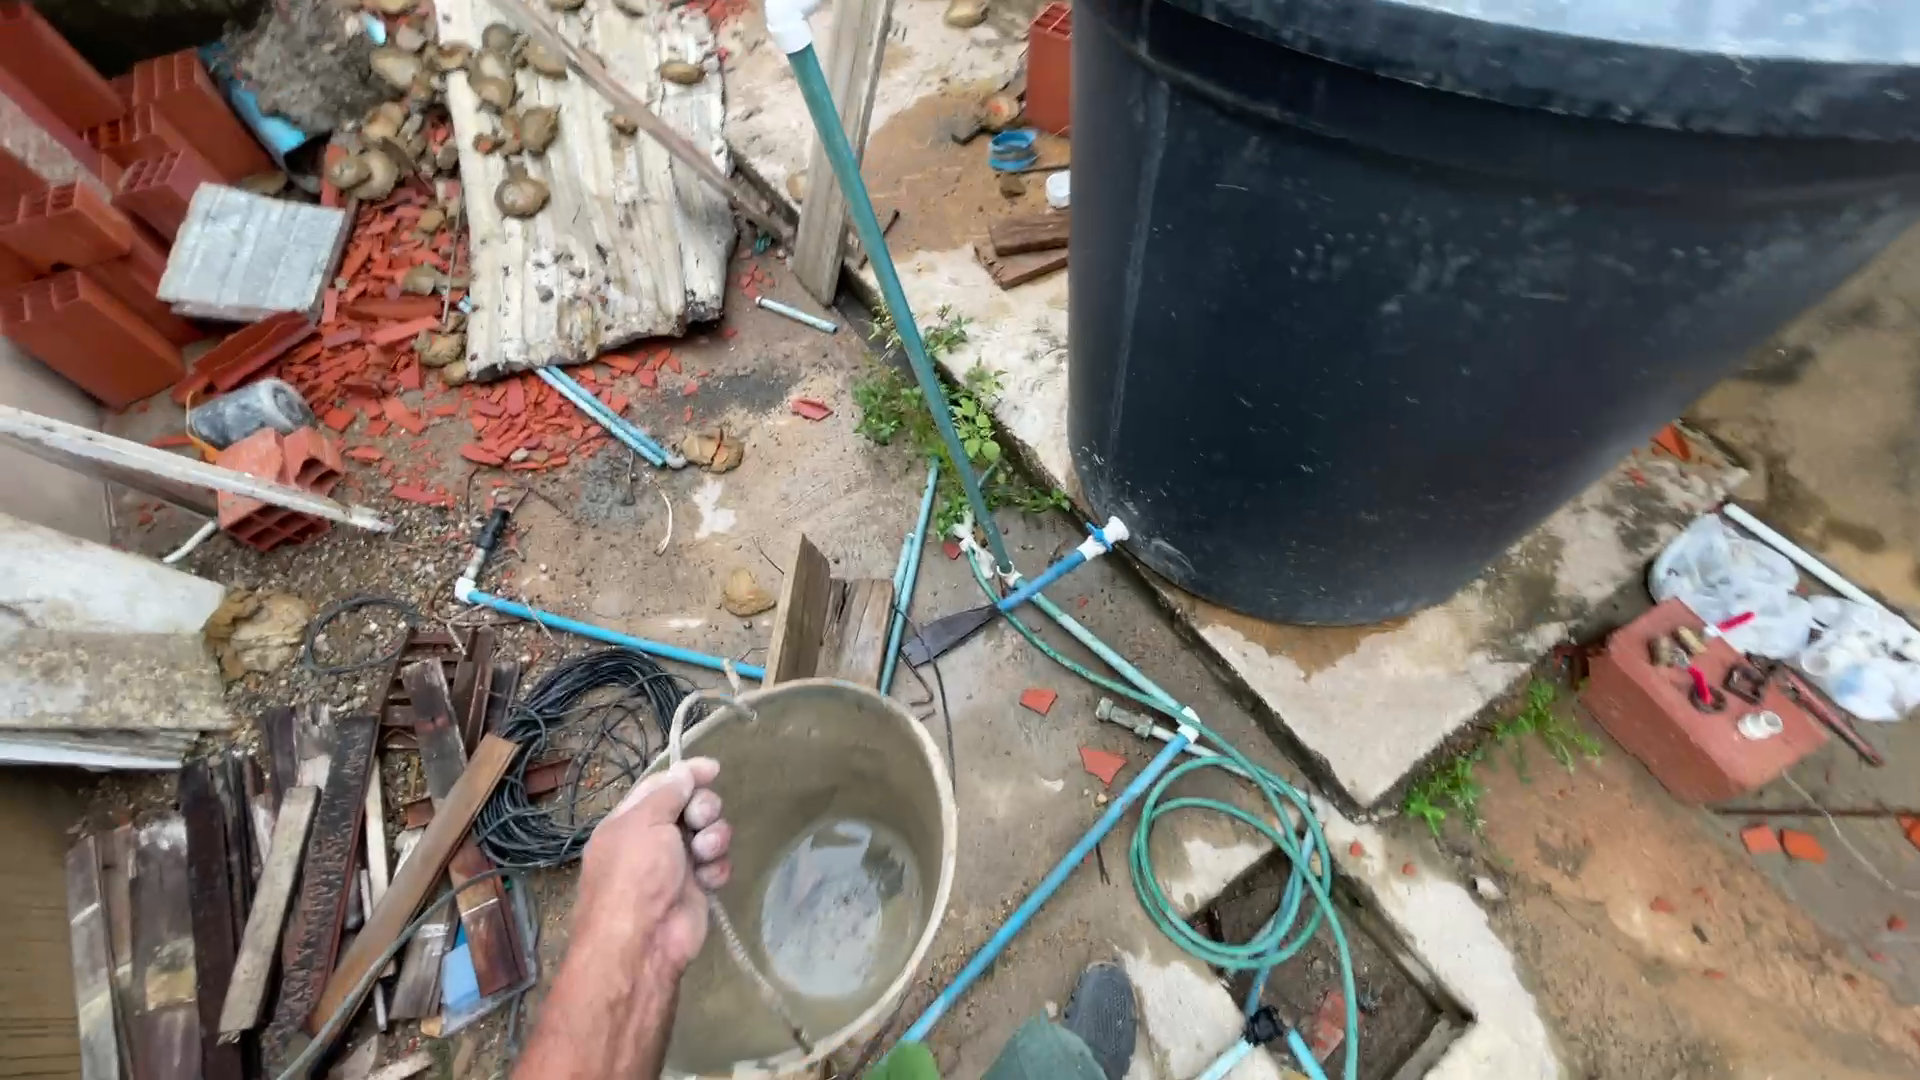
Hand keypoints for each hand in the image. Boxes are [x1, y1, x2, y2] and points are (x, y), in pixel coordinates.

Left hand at [575, 757, 731, 975]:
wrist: (642, 943)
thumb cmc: (635, 876)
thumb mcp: (644, 822)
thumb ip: (668, 792)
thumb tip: (684, 773)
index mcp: (630, 821)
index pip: (662, 785)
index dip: (687, 774)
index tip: (713, 769)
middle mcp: (653, 840)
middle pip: (692, 805)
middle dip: (704, 808)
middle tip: (700, 820)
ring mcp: (677, 865)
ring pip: (710, 832)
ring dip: (713, 838)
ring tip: (704, 854)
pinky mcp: (698, 887)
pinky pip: (718, 863)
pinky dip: (717, 868)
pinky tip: (708, 879)